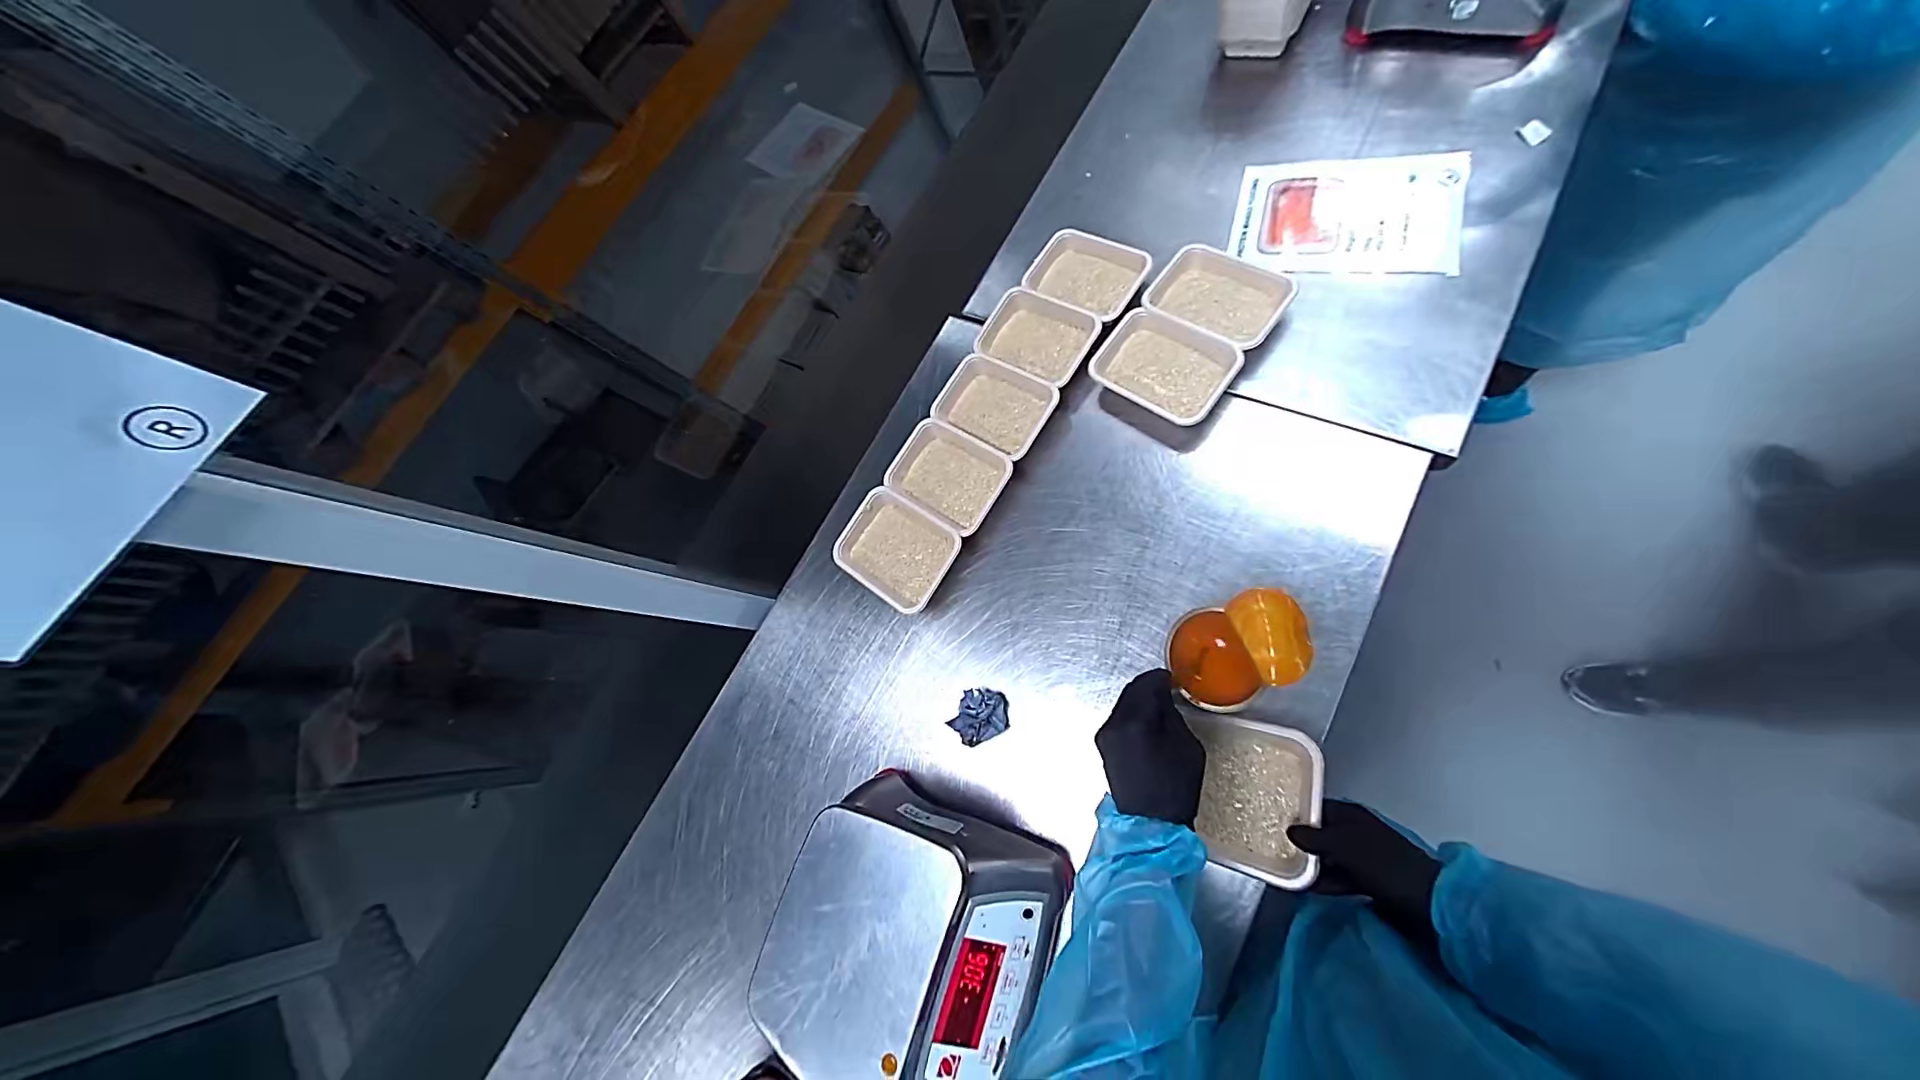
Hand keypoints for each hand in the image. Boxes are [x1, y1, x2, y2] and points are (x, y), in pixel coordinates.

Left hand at [1095, 670, 1205, 825]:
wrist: (1151, 823)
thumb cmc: (1175, 787)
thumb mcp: (1186, 745)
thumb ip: (1171, 713)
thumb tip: (1163, 697)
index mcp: (1134, 721)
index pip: (1145, 684)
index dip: (1161, 678)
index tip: (1173, 680)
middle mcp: (1113, 724)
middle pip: (1130, 692)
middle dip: (1148, 687)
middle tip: (1168, 690)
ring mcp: (1105, 735)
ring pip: (1123, 705)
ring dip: (1140, 701)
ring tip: (1161, 707)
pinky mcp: (1103, 745)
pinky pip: (1119, 719)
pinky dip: (1133, 715)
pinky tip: (1148, 723)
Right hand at [1288, 800, 1441, 951]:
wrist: (1430, 902)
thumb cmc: (1386, 866)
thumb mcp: (1345, 847)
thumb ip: (1314, 838)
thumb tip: (1289, 831)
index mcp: (1351, 815)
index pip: (1316, 806)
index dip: (1296, 812)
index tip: (1273, 819)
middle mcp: (1356, 830)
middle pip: (1320, 832)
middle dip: (1301, 841)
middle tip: (1276, 847)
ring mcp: (1363, 854)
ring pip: (1328, 855)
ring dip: (1312, 864)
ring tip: (1288, 871)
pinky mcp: (1369, 877)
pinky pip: (1339, 874)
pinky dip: (1325, 880)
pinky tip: (1309, 888)